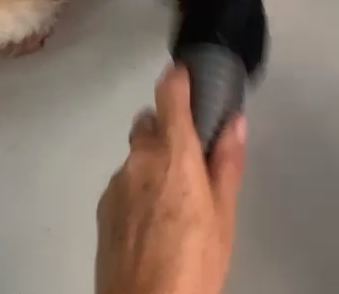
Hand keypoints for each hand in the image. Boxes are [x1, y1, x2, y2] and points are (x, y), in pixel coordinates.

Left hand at [95, 67, 247, 293]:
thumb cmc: (195, 263)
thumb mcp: (224, 215)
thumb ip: (227, 162)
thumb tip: (235, 121)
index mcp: (173, 151)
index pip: (169, 92)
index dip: (178, 78)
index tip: (186, 75)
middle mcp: (139, 157)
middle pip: (149, 123)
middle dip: (167, 130)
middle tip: (189, 160)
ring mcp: (116, 182)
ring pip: (135, 156)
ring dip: (151, 164)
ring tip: (172, 203)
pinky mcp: (103, 207)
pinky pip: (123, 183)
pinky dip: (136, 190)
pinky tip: (151, 223)